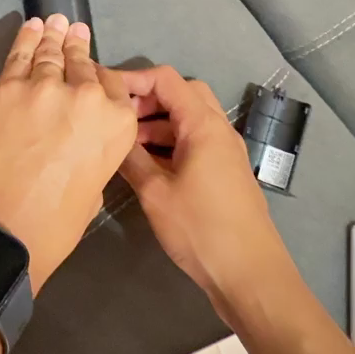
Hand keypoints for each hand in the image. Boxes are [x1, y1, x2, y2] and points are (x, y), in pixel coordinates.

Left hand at [0, 15, 137, 286]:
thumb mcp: (95, 187)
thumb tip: (78, 142)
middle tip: (75, 30)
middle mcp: (88, 96)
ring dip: (53, 36)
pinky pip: (20, 56)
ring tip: (56, 22)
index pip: (111, 84)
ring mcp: (46, 87)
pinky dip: (26, 40)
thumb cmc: (57, 223)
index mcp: (119, 124)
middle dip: (77, 47)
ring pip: (51, 53)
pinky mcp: (8, 88)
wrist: (5, 226)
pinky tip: (32, 28)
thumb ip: (93, 153)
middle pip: (82, 64)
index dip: (98, 76)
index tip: (92, 68)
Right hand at [119, 66, 296, 319]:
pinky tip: (144, 164)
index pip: (166, 79)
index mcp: (204, 125)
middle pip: (180, 94)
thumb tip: (108, 136)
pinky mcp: (222, 172)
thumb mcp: (155, 192)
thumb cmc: (202, 229)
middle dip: (146, 99)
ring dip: (155, 123)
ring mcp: (223, 152)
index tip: (104, 91)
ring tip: (123, 143)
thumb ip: (130, 158)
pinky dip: (167, 143)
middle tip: (117, 117)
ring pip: (186, 120)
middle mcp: (218, 130)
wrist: (250, 275)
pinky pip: (192, 142)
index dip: (133, 79)